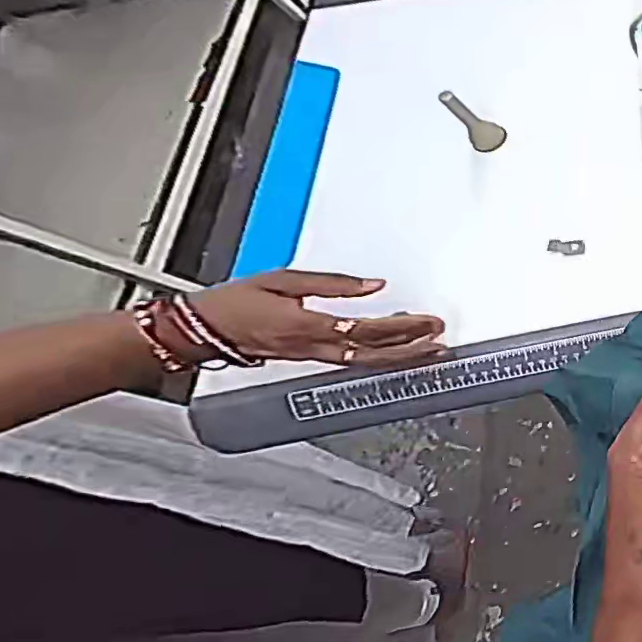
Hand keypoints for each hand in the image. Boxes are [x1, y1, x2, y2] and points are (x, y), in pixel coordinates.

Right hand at [185, 270, 446, 367]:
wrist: (200, 330)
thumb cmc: (235, 302)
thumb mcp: (282, 280)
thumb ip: (333, 283)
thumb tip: (374, 285)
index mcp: (309, 325)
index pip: (369, 330)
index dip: (404, 328)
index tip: (430, 322)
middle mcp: (317, 346)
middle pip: (377, 352)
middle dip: (414, 347)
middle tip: (441, 339)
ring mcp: (317, 356)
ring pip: (370, 361)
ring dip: (405, 358)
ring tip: (433, 351)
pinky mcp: (315, 359)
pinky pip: (357, 361)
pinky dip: (385, 358)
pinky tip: (402, 352)